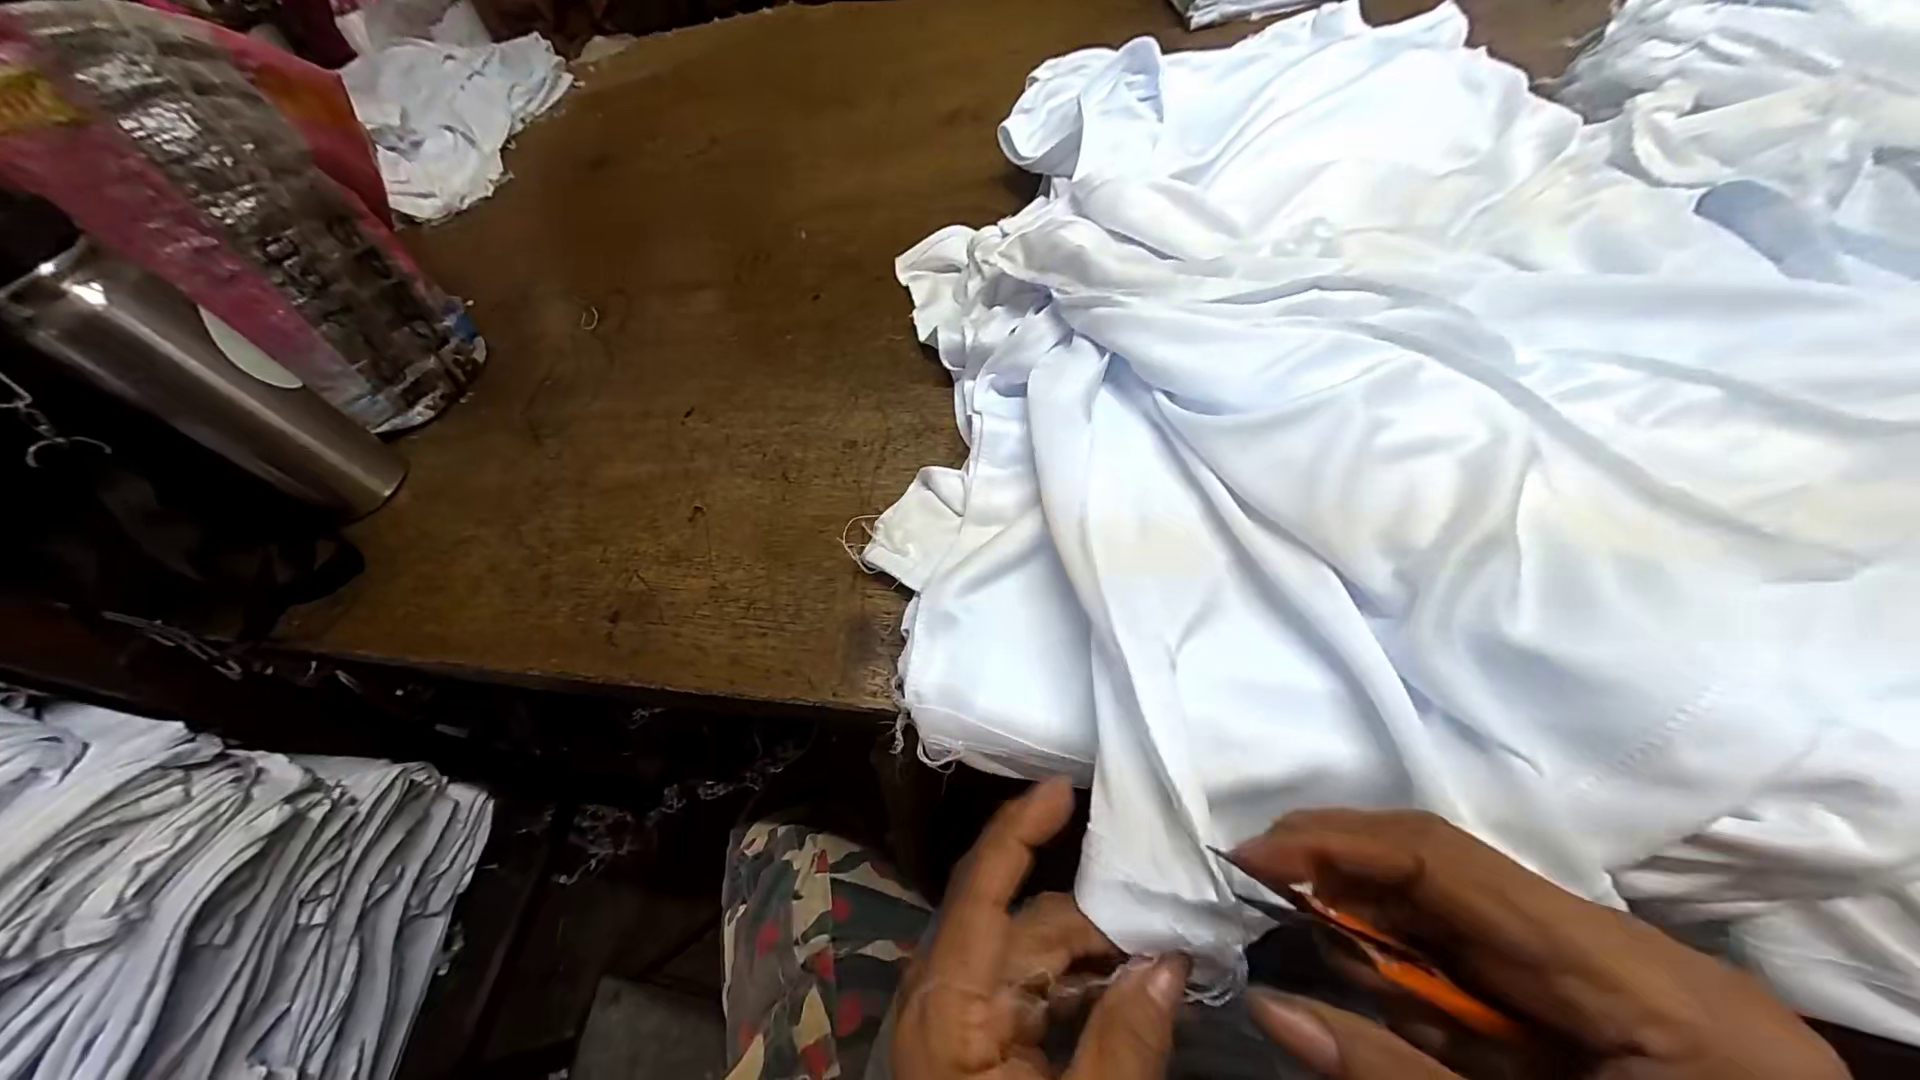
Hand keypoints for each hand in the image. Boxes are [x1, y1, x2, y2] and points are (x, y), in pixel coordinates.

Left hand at [892, 777, 1191, 1078]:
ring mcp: (958, 1021)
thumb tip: (1167, 964)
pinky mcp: (973, 1047)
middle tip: (1169, 924)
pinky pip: (1030, 998)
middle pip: (1024, 924)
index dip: (1020, 827)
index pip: (983, 883)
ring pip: (1032, 961)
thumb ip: (1122, 1045)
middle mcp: (947, 992)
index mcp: (950, 999)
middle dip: (1096, 922)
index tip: (1062, 788)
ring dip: (1093, 961)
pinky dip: (1078, 996)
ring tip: (1160, 964)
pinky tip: (1127, 1004)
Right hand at [1230, 810, 1849, 1079]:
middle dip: (1340, 870)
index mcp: (1638, 978)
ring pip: (1453, 909)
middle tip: (1256, 882)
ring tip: (1293, 926)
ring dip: (1366, 919)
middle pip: (1446, 870)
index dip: (1339, 844)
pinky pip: (1476, 960)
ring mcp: (1609, 976)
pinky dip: (1408, 968)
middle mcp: (1623, 953)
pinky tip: (1365, 977)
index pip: (1452, 860)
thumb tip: (1269, 1008)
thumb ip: (1398, 1073)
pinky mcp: (1594, 1005)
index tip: (1252, 856)